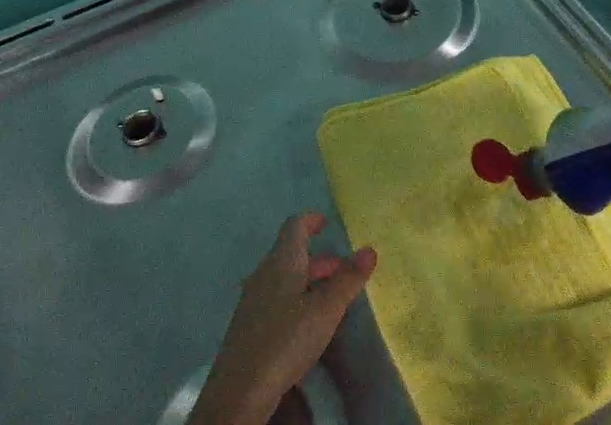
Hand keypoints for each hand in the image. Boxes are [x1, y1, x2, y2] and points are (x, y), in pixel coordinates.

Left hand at [190, 212, 376, 424]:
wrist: (241, 390)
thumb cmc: (286, 339)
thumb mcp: (326, 309)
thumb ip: (348, 280)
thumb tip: (369, 249)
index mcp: (281, 262)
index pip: (294, 226)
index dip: (311, 220)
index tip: (326, 222)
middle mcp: (263, 274)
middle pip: (290, 254)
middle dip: (318, 258)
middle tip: (343, 268)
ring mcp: (253, 301)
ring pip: (284, 278)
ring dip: (309, 280)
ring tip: (332, 296)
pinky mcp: (249, 326)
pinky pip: (277, 299)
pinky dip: (296, 298)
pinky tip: (308, 321)